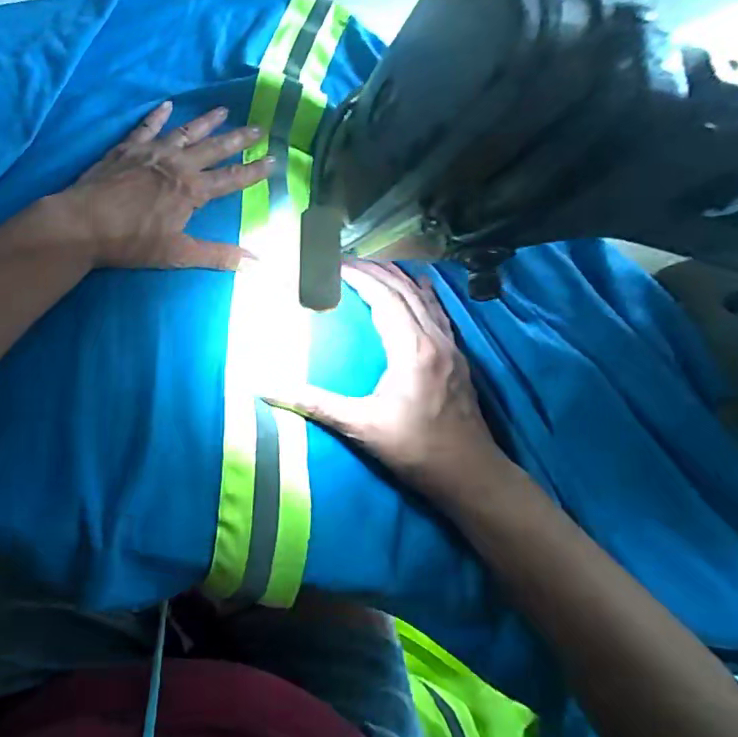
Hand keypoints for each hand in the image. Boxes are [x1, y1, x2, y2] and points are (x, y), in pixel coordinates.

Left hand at [50, 101, 269, 269]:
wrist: (83, 223)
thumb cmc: (130, 242)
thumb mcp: (177, 254)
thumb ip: (217, 255)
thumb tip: (256, 262)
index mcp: (191, 191)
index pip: (231, 179)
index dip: (254, 171)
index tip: (274, 160)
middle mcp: (176, 165)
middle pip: (213, 148)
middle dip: (238, 139)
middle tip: (258, 127)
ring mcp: (150, 153)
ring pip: (184, 132)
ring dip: (205, 121)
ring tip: (222, 110)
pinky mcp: (126, 149)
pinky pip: (146, 127)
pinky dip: (158, 116)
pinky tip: (167, 105)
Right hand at [265, 260, 516, 500]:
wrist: (471, 475)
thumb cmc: (415, 450)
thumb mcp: (360, 427)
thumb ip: (314, 404)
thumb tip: (266, 389)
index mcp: (413, 349)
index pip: (384, 297)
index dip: (358, 276)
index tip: (332, 264)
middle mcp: (436, 340)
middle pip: (406, 290)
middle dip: (375, 270)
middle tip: (345, 261)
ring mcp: (451, 348)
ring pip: (425, 298)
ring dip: (399, 279)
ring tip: (374, 266)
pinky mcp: (457, 360)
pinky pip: (438, 313)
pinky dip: (421, 294)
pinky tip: (419, 289)